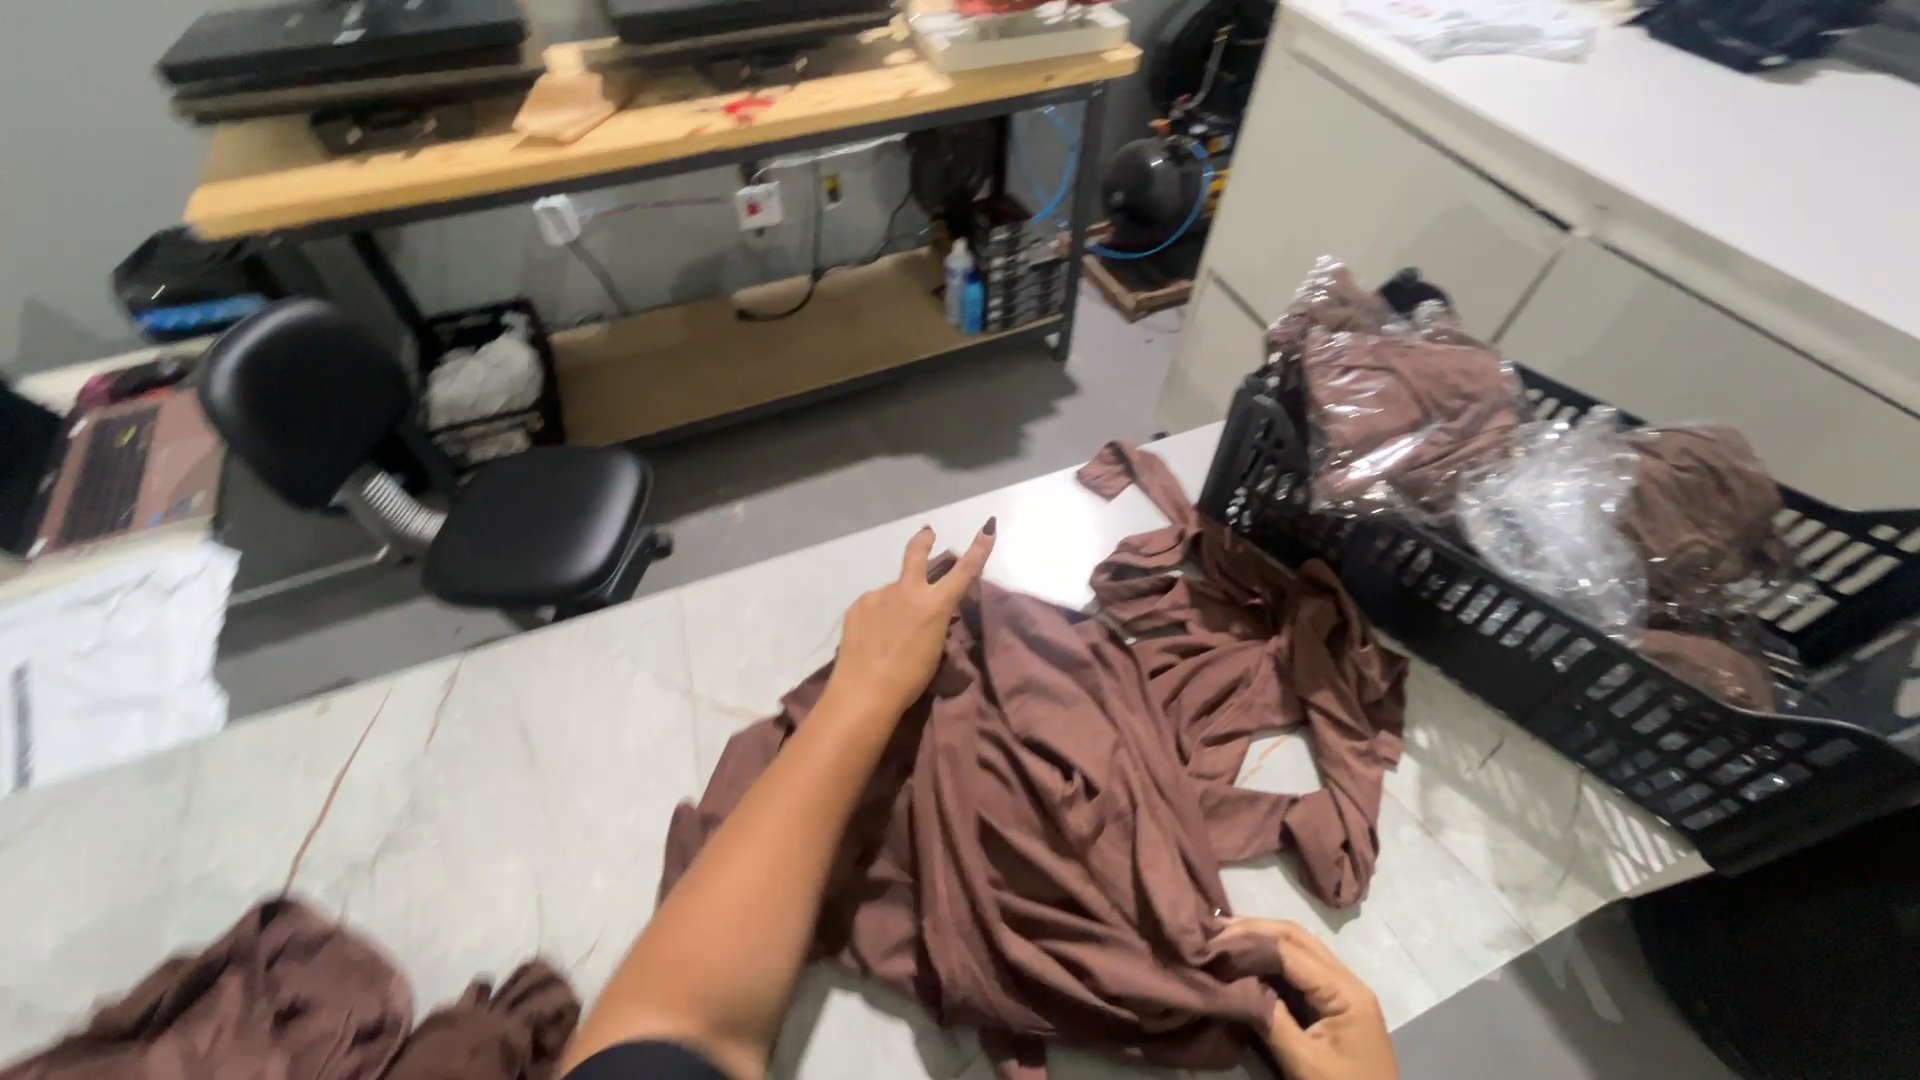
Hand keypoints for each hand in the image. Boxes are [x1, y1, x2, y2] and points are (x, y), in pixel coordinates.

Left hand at [824, 519, 996, 722]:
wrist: (864, 691)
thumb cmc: (909, 680)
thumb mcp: (934, 650)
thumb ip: (933, 623)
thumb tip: (928, 613)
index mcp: (934, 605)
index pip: (964, 571)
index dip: (979, 549)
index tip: (988, 528)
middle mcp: (907, 591)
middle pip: (916, 553)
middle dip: (923, 540)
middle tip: (927, 533)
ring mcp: (879, 595)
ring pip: (892, 592)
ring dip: (895, 603)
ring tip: (888, 632)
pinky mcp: (857, 605)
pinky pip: (872, 606)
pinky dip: (876, 616)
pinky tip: (871, 637)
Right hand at [1217, 918, 1400, 1079]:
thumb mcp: (1304, 1062)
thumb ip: (1270, 1016)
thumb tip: (1233, 981)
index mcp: (1345, 992)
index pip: (1290, 949)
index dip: (1250, 940)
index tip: (1213, 941)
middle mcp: (1347, 980)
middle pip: (1296, 937)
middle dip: (1254, 929)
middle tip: (1214, 931)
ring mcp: (1342, 990)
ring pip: (1298, 946)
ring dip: (1261, 939)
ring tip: (1224, 938)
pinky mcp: (1334, 1002)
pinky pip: (1300, 967)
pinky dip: (1271, 958)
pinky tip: (1247, 959)